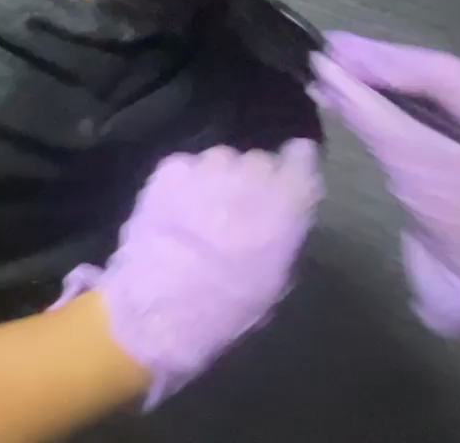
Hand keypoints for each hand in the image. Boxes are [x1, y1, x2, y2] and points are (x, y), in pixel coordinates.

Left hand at [57, 141, 321, 406]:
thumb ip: (280, 230)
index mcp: (282, 212)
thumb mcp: (273, 273)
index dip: (296, 159)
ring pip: (221, 157)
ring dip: (219, 173)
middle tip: (241, 197)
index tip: (295, 157)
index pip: (298, 165)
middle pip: (257, 159)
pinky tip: (180, 201)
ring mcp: (204, 170)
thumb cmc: (228, 301)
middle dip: (253, 174)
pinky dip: (188, 176)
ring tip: (207, 200)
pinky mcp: (168, 168)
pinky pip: (186, 163)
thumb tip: (279, 208)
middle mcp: (246, 182)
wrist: (161, 295)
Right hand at [311, 33, 459, 353]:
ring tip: (320, 75)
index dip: (382, 59)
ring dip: (368, 86)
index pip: (446, 74)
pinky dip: (375, 107)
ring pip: (420, 98)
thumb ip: (373, 112)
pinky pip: (414, 120)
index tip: (324, 49)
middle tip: (317, 55)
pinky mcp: (457, 161)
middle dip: (373, 68)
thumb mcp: (421, 166)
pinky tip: (342, 99)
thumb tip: (320, 64)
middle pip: (433, 80)